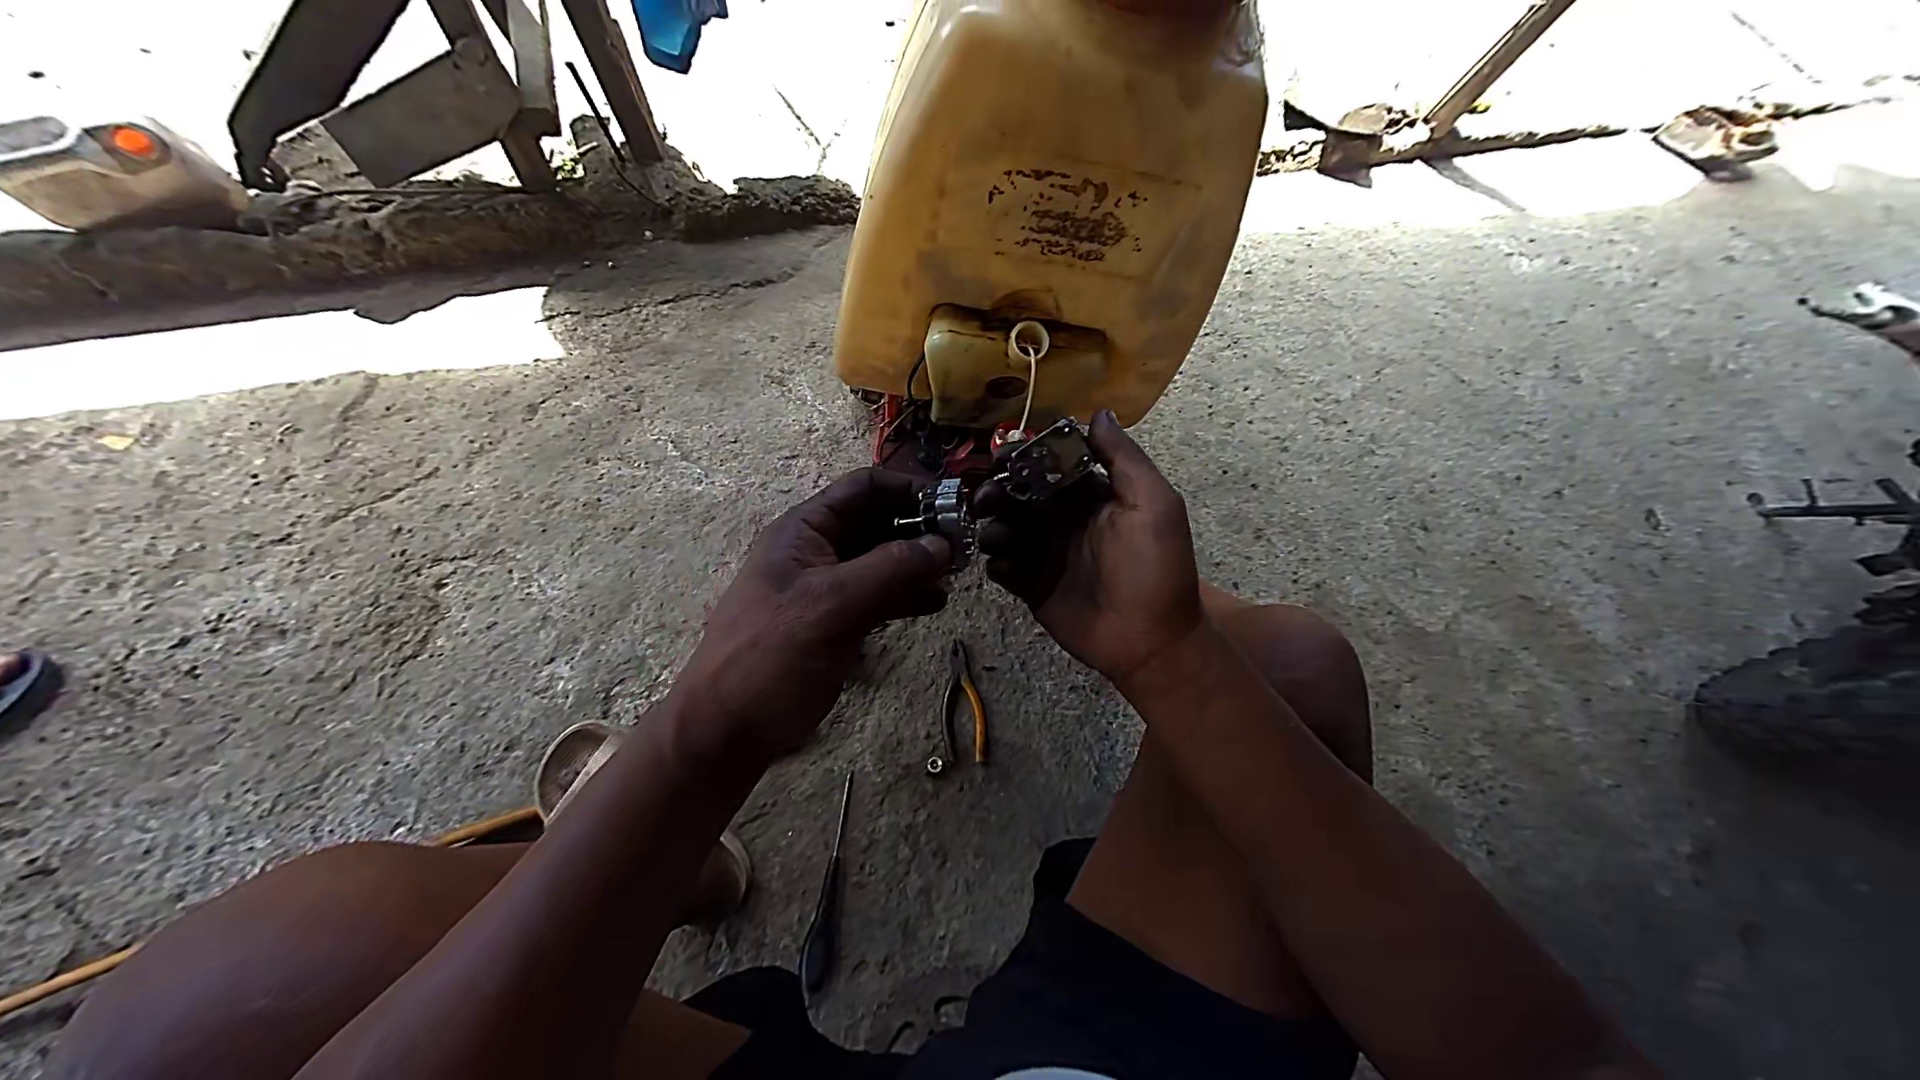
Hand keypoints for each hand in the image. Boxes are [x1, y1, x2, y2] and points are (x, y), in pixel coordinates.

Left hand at [672, 469, 950, 760]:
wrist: (729, 729)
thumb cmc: (771, 656)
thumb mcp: (831, 605)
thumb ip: (890, 569)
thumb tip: (943, 544)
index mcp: (804, 530)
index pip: (863, 488)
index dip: (908, 488)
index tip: (952, 505)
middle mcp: (818, 551)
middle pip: (878, 522)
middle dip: (920, 530)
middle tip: (963, 546)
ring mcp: (829, 588)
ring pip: (883, 561)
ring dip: (919, 564)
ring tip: (956, 576)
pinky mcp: (838, 622)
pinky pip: (880, 597)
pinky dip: (907, 595)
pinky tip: (935, 603)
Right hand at [975, 411, 1203, 685]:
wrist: (1150, 641)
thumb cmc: (1154, 568)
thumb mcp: (1153, 504)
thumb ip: (1124, 458)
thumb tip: (1098, 413)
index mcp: (1090, 496)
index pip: (1048, 465)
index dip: (1025, 457)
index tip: (1004, 457)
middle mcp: (1063, 519)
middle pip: (1018, 494)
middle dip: (998, 491)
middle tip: (985, 499)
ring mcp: (1045, 553)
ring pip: (1004, 528)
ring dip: (993, 526)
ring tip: (996, 537)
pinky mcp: (1031, 585)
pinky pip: (1002, 566)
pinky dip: (997, 562)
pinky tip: (1007, 568)